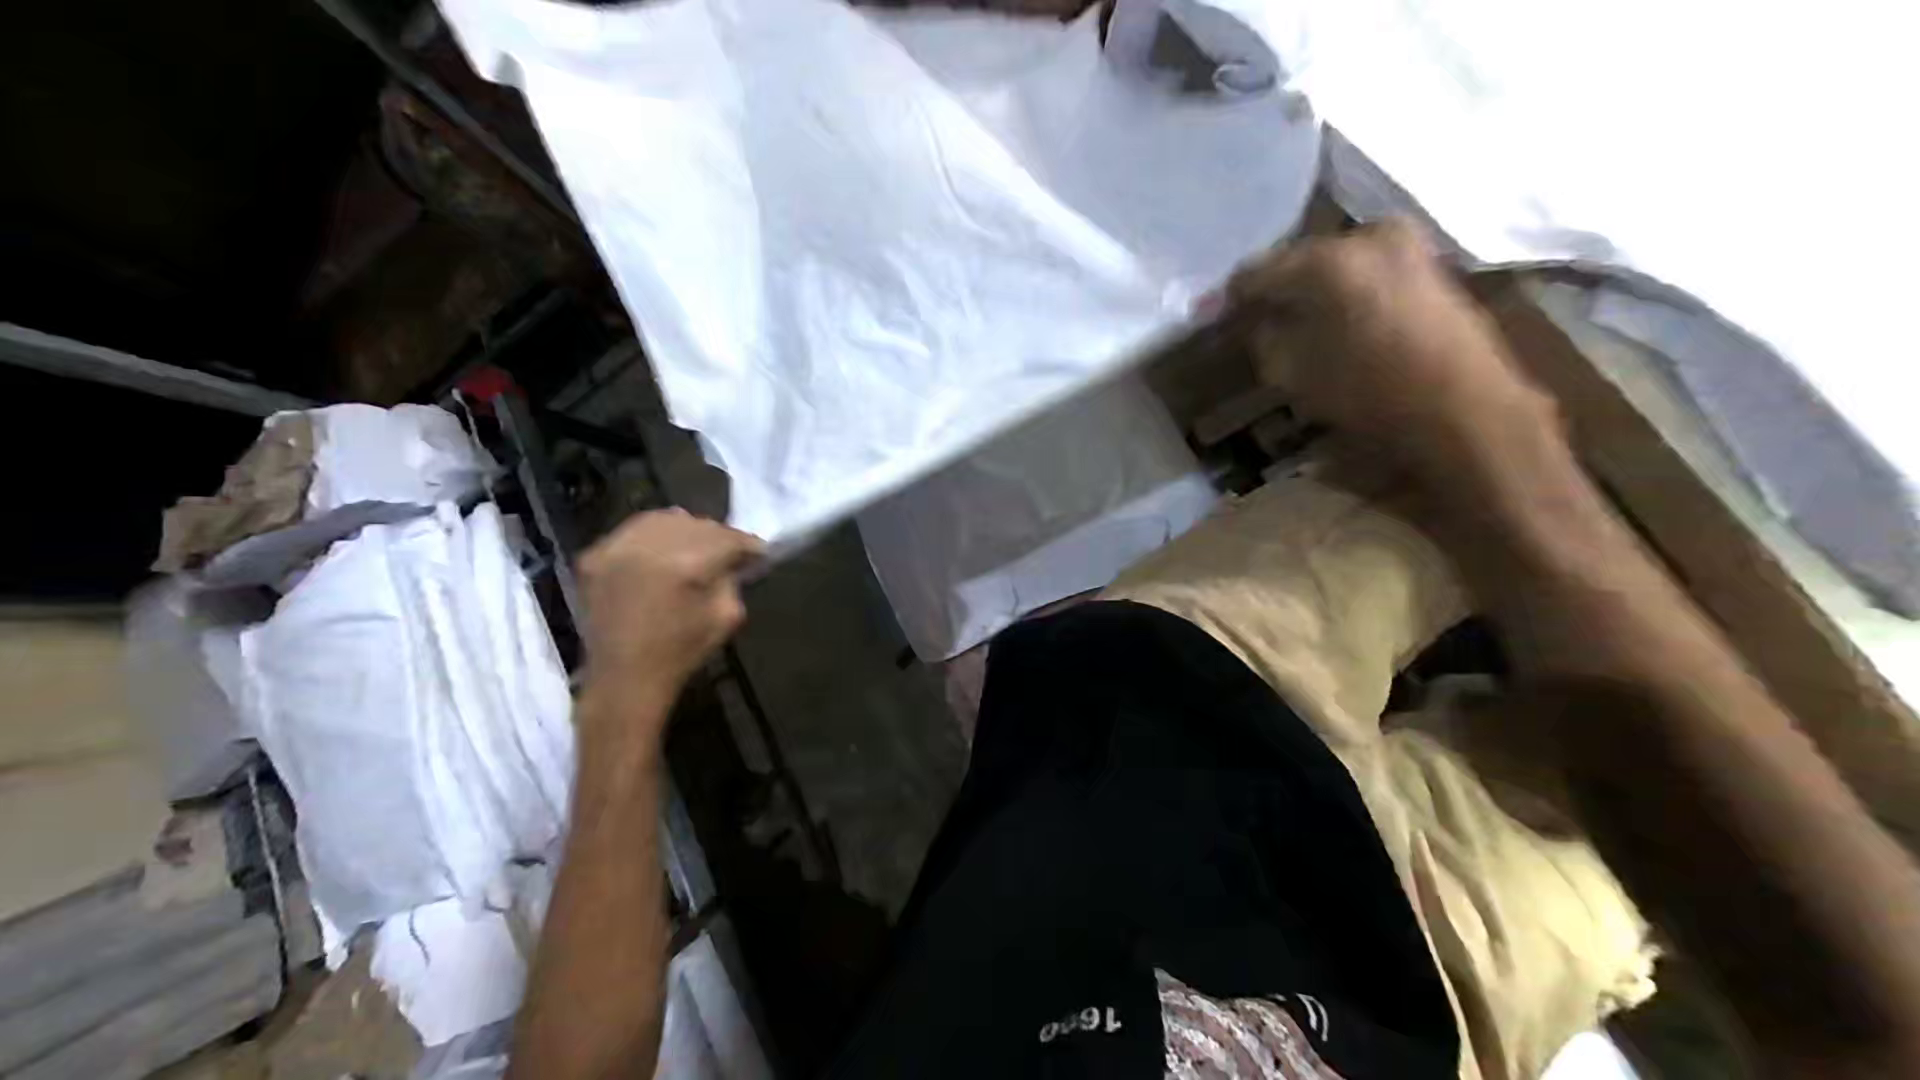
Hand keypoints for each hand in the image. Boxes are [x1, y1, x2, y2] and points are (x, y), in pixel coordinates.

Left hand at [577, 509, 762, 698]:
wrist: (624, 679)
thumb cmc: (681, 653)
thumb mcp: (727, 617)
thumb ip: (732, 579)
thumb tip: (735, 559)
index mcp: (686, 565)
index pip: (726, 537)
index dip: (747, 544)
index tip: (758, 551)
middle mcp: (648, 547)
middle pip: (696, 524)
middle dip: (718, 536)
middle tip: (729, 551)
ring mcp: (616, 549)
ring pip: (663, 520)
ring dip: (685, 530)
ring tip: (694, 547)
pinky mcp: (594, 556)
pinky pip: (632, 532)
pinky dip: (651, 537)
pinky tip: (661, 552)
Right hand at [1227, 219, 1555, 475]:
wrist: (1463, 408)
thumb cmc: (1369, 391)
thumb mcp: (1293, 372)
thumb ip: (1263, 337)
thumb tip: (1255, 321)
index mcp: (1325, 259)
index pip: (1255, 272)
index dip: (1229, 298)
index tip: (1212, 318)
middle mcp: (1365, 234)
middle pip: (1297, 260)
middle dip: (1274, 290)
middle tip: (1252, 319)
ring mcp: (1404, 243)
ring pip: (1332, 264)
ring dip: (1308, 290)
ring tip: (1289, 321)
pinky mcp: (1426, 262)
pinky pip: (1363, 270)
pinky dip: (1341, 291)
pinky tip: (1330, 318)